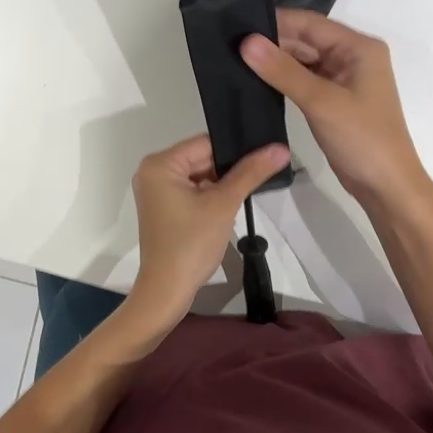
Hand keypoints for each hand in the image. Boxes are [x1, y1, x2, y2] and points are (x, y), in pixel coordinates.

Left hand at [126, 135, 289, 324]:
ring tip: (249, 189)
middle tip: (262, 174)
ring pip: (198, 175)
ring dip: (221, 184)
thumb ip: (251, 172)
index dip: (236, 150)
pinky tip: (229, 205)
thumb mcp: (223, 204)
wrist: (168, 288)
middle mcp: (152, 172)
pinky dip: (209, 195)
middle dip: (229, 168)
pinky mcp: (163, 208)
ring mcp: (155, 191)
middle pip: (201, 158)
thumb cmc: (191, 243)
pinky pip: (191, 191)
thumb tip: (280, 148)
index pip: (205, 143)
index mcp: (159, 164)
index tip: (265, 155)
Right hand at [241, 9, 428, 202]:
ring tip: (235, 59)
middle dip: (272, 41)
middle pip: (306, 39)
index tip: (236, 26)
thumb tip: (246, 42)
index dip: (274, 22)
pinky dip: (283, 79)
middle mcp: (352, 57)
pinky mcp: (334, 99)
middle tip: (229, 44)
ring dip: (275, 61)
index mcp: (358, 47)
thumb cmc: (361, 138)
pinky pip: (304, 79)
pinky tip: (256, 80)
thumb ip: (282, 70)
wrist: (385, 185)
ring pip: (303, 60)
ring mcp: (343, 79)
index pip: (310, 23)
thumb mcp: (320, 101)